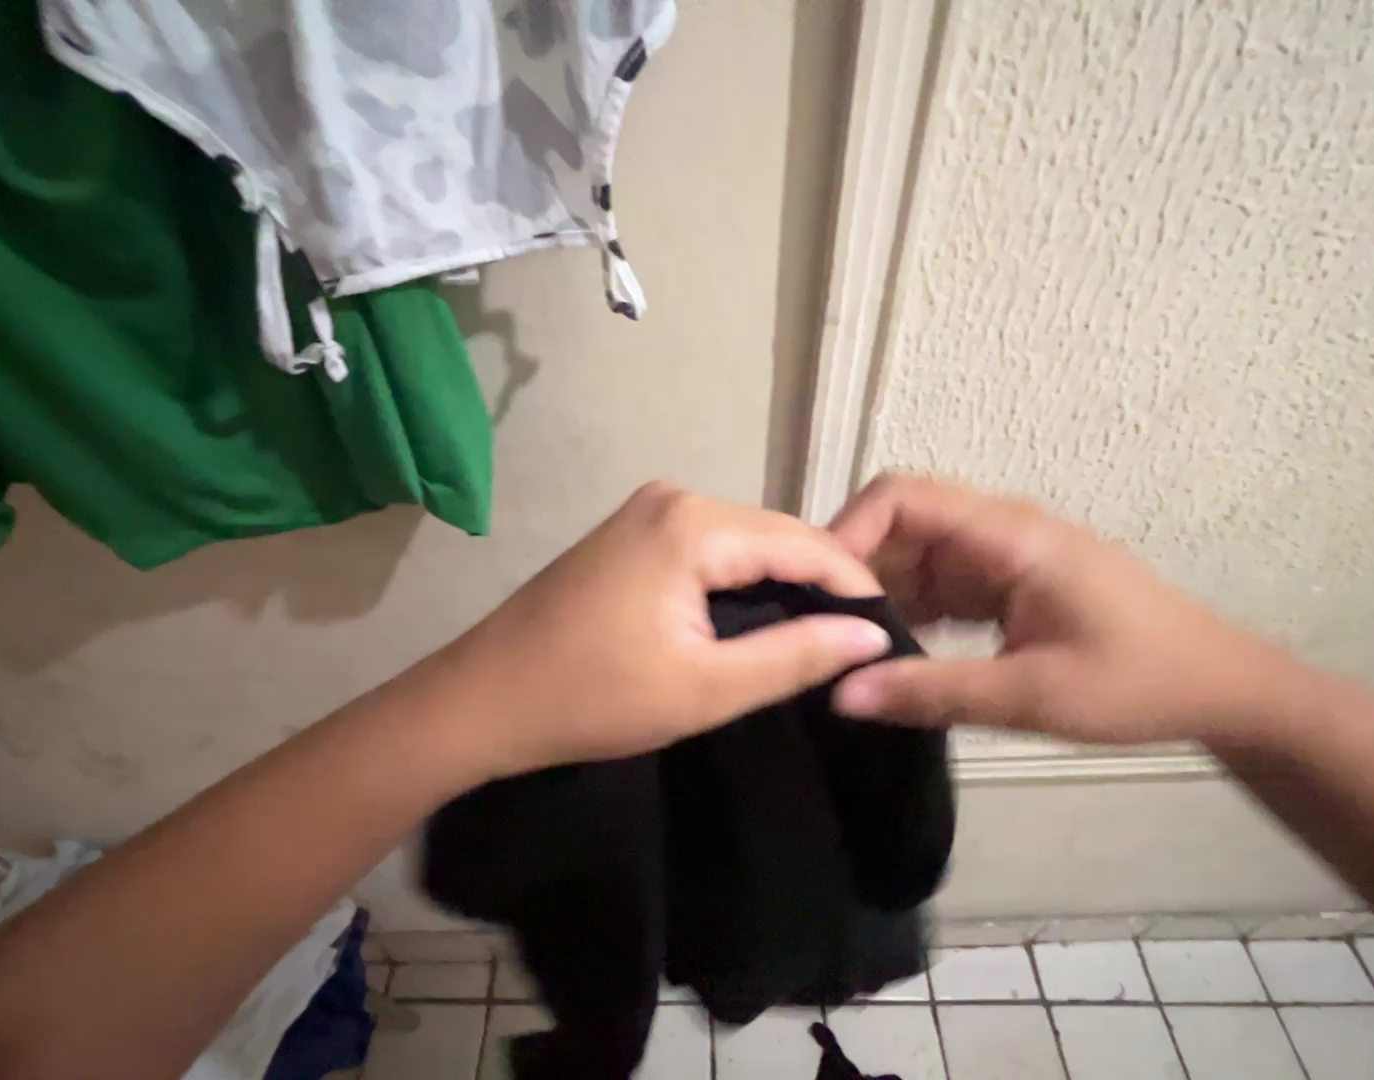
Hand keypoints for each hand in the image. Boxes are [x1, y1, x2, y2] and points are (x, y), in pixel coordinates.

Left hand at [424, 483, 892, 778]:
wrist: (483, 700)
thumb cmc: (592, 699)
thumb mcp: (706, 688)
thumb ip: (795, 655)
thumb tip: (870, 634)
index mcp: (693, 523)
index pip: (804, 542)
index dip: (854, 585)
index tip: (890, 633)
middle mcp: (674, 497)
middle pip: (774, 535)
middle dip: (820, 584)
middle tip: (861, 641)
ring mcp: (647, 510)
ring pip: (744, 543)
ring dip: (782, 585)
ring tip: (823, 634)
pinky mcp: (632, 532)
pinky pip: (710, 550)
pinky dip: (741, 583)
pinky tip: (761, 619)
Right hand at [827, 474, 1303, 744]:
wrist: (1223, 690)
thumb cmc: (1138, 682)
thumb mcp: (1031, 695)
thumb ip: (932, 693)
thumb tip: (841, 694)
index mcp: (1008, 535)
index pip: (904, 496)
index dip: (850, 530)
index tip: (821, 593)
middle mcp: (999, 531)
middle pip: (901, 523)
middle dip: (857, 569)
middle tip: (821, 628)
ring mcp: (1002, 556)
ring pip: (915, 555)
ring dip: (880, 594)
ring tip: (846, 645)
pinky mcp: (1006, 583)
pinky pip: (938, 582)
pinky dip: (909, 611)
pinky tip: (892, 653)